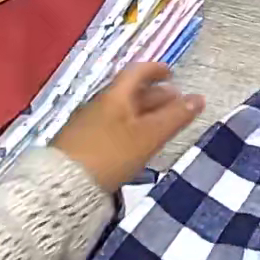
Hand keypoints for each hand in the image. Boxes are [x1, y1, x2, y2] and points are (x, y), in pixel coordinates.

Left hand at [53, 63, 205, 191]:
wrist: (60, 189)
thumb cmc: (111, 154)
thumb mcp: (150, 135)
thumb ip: (176, 116)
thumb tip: (199, 98)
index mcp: (115, 97)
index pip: (137, 72)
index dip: (156, 70)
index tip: (172, 74)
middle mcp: (99, 105)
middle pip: (130, 92)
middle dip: (156, 94)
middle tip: (176, 101)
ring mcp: (87, 125)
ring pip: (122, 110)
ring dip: (144, 111)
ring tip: (161, 122)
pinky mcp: (81, 145)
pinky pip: (112, 126)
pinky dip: (130, 126)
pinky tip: (137, 141)